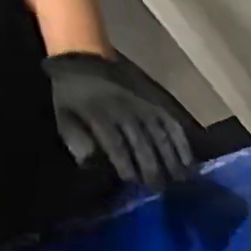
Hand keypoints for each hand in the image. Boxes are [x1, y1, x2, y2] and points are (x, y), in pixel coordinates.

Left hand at [44, 53, 195, 189]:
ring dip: (170, 162)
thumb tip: (91, 161)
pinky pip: (173, 127)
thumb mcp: (62, 116)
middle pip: (142, 144)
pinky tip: (188, 163)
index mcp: (99, 114)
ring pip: (160, 138)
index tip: (132, 182)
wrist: (86, 60)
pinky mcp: (156, 106)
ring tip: (177, 182)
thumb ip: (75, 140)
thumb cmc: (73, 97)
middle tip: (157, 190)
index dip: (125, 165)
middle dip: (151, 169)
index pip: (116, 144)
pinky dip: (182, 145)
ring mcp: (144, 107)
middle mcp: (125, 111)